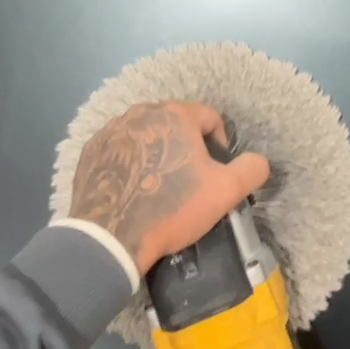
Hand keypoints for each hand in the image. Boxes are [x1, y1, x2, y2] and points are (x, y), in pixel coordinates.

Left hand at [67, 101, 271, 275]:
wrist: (110, 237)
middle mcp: (142, 112)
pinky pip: (121, 149)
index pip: (210, 117)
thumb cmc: (172, 207)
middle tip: (187, 182)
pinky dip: (130, 163)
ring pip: (147, 135)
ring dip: (157, 153)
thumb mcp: (226, 191)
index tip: (213, 173)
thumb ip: (251, 169)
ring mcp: (112, 129)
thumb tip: (258, 161)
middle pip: (176, 124)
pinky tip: (132, 189)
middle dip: (186, 148)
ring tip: (157, 187)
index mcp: (175, 114)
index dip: (219, 144)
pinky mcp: (91, 150)